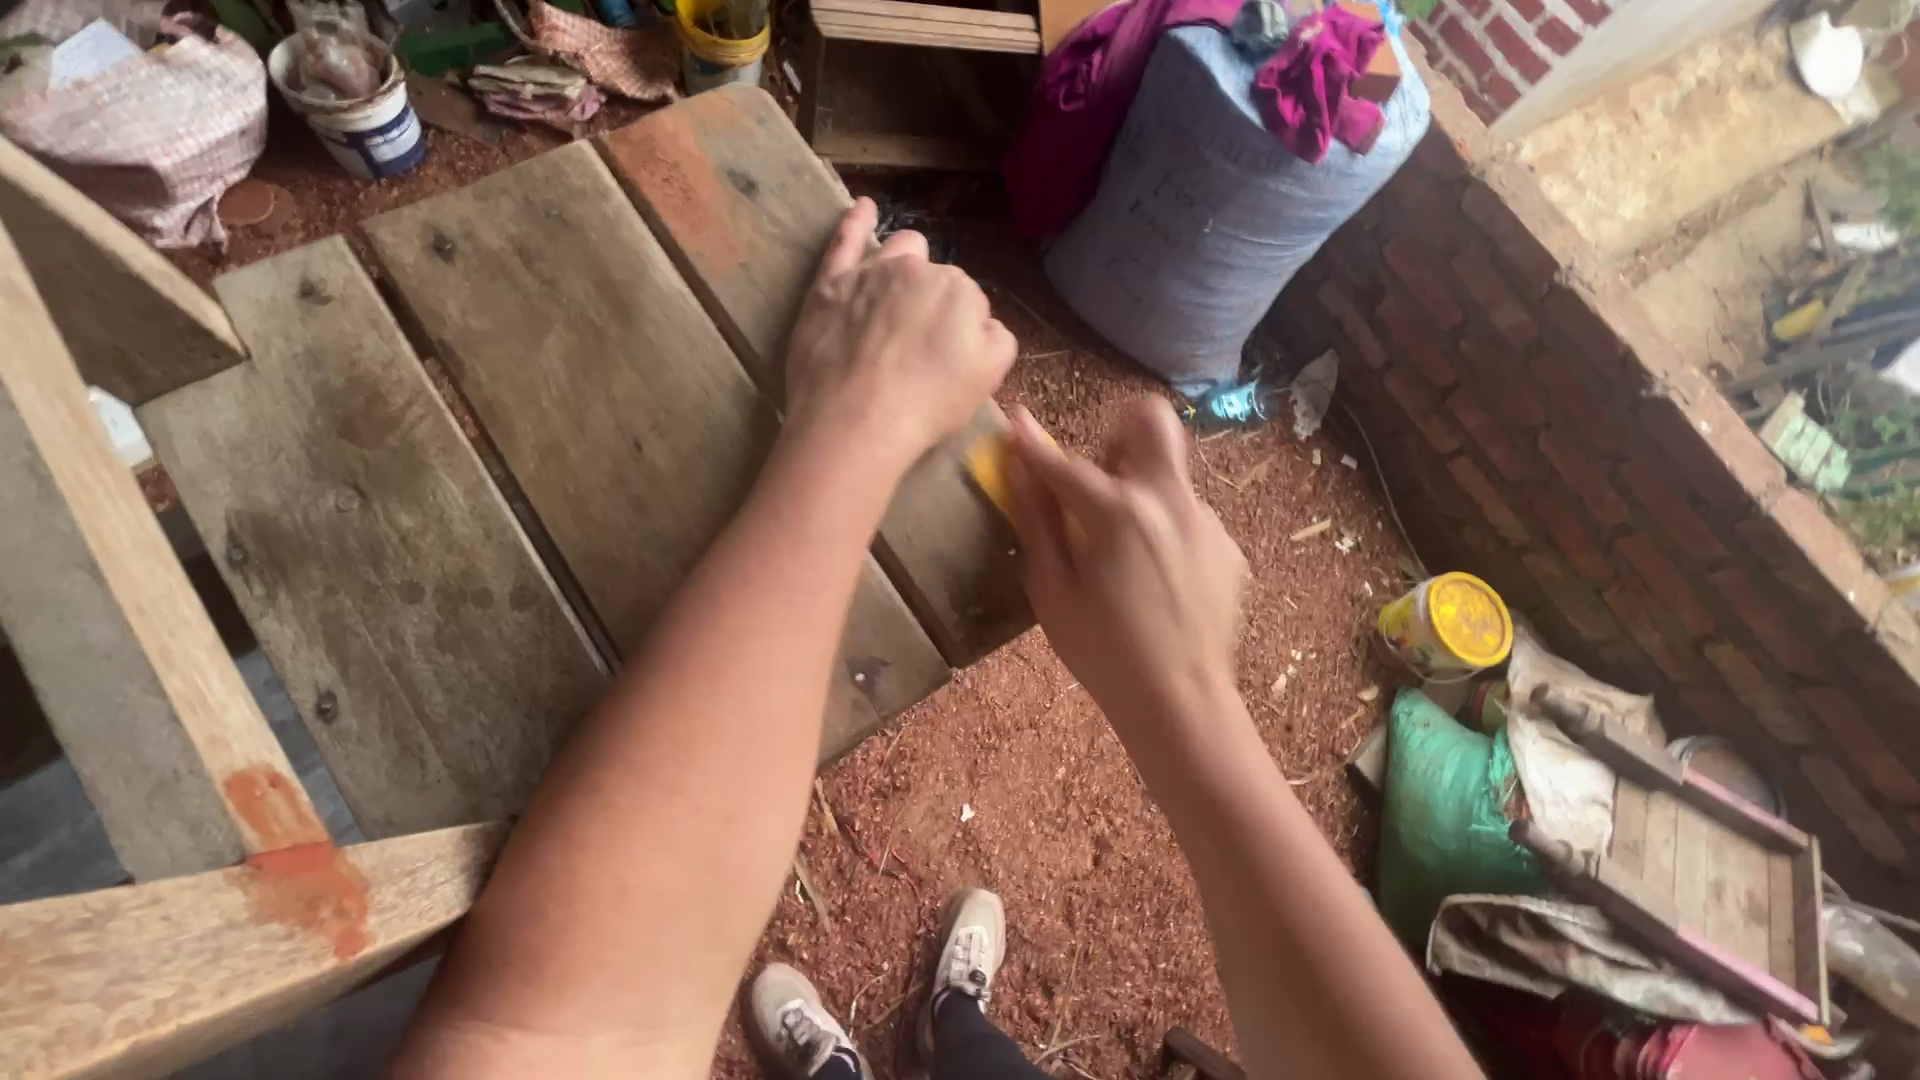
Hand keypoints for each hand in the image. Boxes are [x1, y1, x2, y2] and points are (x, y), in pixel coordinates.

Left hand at [782, 198, 1016, 471]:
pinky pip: (844, 240)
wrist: (854, 421)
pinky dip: (856, 221)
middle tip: (921, 347)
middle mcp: (917, 270)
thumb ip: (998, 340)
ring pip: (897, 251)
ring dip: (906, 263)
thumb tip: (985, 324)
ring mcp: (870, 272)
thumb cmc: (926, 405)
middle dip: (934, 303)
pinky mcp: (829, 285)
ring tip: (900, 291)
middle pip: (935, 277)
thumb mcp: (987, 380)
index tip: (947, 362)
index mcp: (960, 290)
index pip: (969, 304)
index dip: (961, 334)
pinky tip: (864, 209)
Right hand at [1005, 398, 1248, 751]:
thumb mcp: (1052, 591)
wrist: (1181, 700)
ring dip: (1139, 488)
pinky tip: (1152, 578)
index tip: (1015, 422)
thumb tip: (1019, 468)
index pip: (1065, 464)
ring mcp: (1205, 521)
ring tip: (1121, 547)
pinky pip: (1187, 515)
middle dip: (1117, 436)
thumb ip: (1037, 521)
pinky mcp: (1226, 546)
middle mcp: (1169, 500)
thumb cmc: (1102, 652)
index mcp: (1118, 511)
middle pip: (1150, 423)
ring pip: (1169, 473)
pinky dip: (1162, 528)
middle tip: (1096, 483)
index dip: (1032, 444)